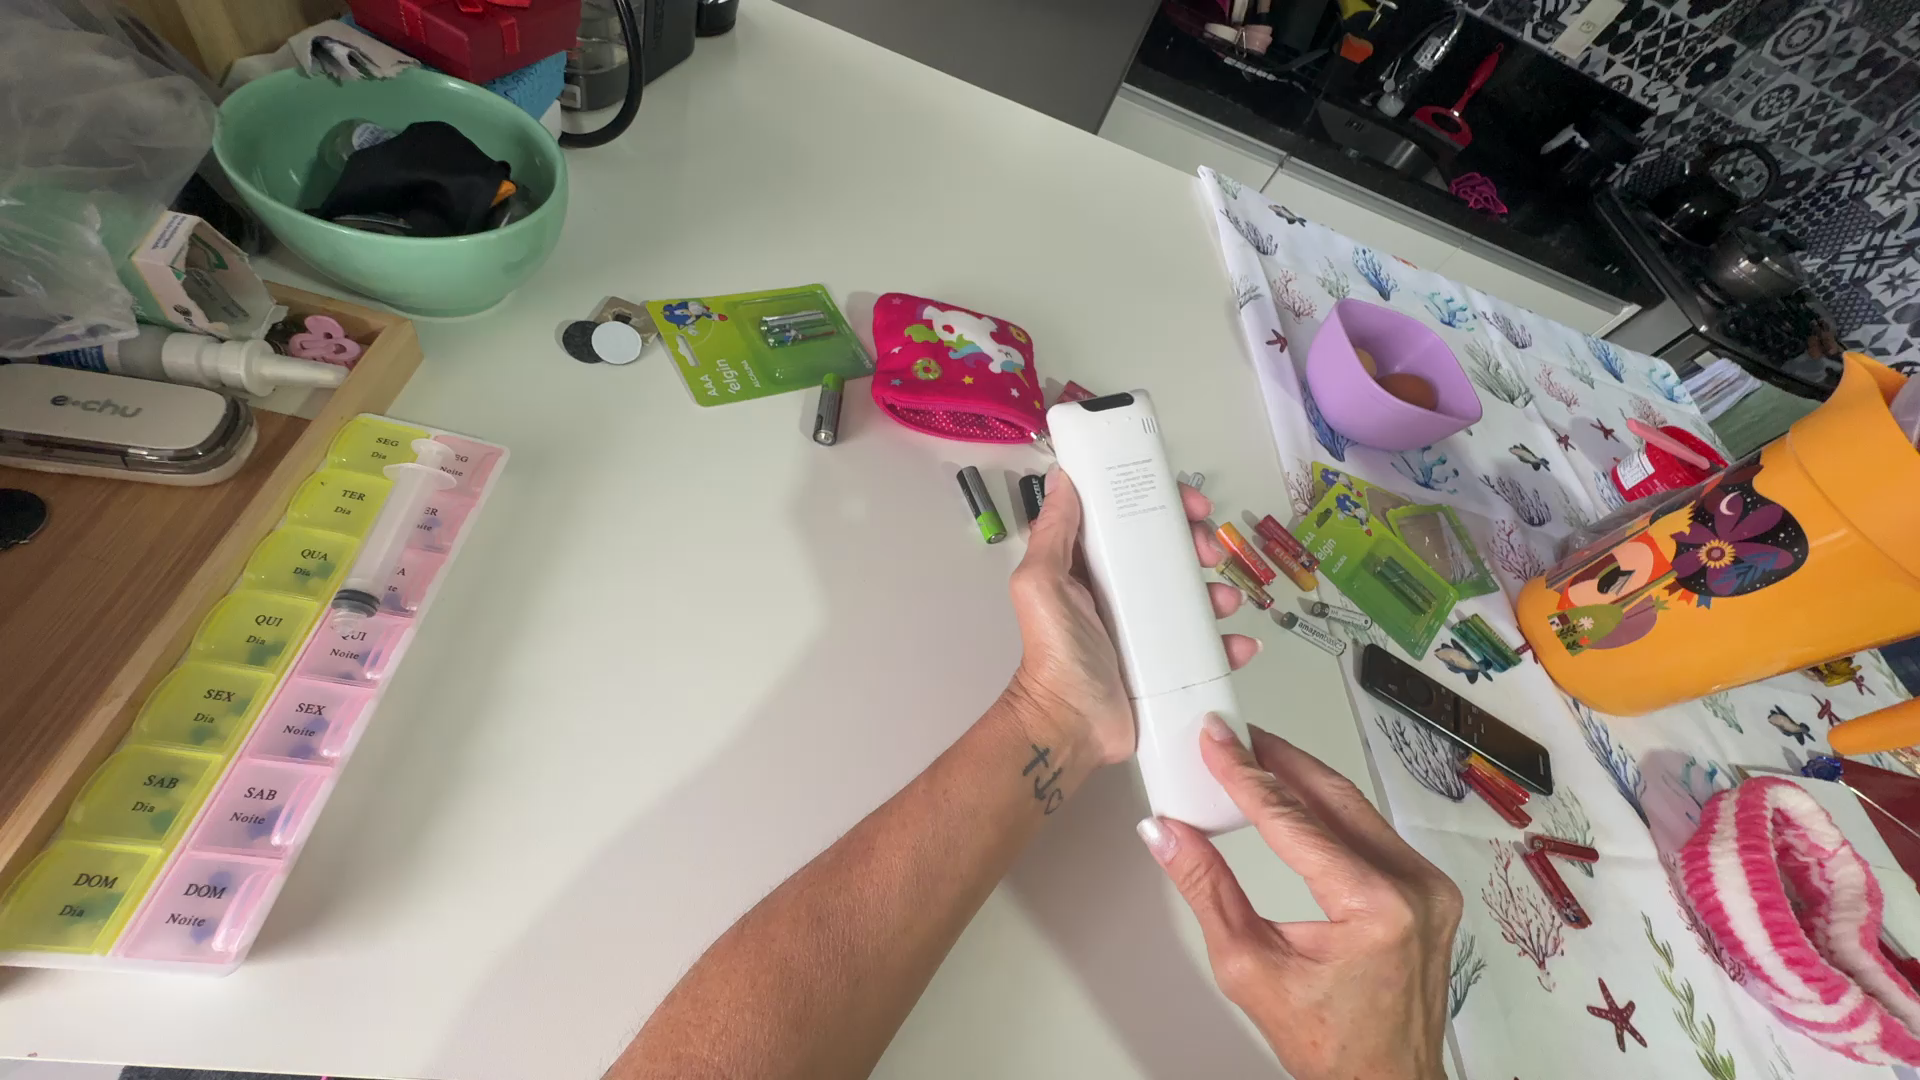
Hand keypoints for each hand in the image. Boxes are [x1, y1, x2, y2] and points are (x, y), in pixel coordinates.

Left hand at [1004, 470, 1260, 766]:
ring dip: (1218, 590)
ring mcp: (1147, 625)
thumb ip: (1052, 533)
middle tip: (1209, 551)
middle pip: (1168, 550)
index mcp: (1089, 565)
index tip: (1188, 502)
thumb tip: (1063, 477)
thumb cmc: (1055, 650)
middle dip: (1197, 542)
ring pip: (1194, 593)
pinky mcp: (1169, 660)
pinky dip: (1229, 641)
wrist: (1071, 726)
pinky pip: (1208, 643)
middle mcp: (1119, 589)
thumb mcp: (1042, 583)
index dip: (1160, 502)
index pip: (1128, 517)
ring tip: (1224, 602)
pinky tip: (1240, 644)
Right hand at [1138, 721, 1460, 1079]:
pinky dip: (1321, 799)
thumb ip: (1203, 886)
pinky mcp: (1424, 884)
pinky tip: (1289, 788)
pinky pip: (1365, 823)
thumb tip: (1165, 832)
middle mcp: (1411, 885)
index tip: (1213, 740)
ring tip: (1251, 752)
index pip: (1290, 819)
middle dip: (1273, 757)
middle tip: (1229, 734)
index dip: (1242, 773)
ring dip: (1296, 772)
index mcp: (1373, 906)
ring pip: (1350, 801)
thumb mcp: (1246, 964)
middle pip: (1328, 792)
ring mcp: (1426, 883)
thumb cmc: (1327, 1041)